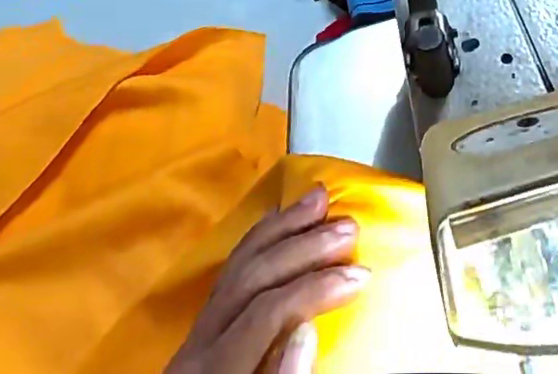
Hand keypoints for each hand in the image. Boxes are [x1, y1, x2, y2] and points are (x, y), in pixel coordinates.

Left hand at [165, 185, 369, 373]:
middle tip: (348, 226)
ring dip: (283, 228)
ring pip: (239, 262)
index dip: (315, 289)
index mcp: (213, 370)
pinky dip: (260, 238)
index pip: (266, 312)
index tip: (360, 274)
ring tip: (319, 200)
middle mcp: (200, 339)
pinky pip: (230, 268)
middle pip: (253, 277)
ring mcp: (197, 326)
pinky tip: (281, 220)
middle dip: (303, 247)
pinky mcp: (202, 323)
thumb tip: (306, 331)